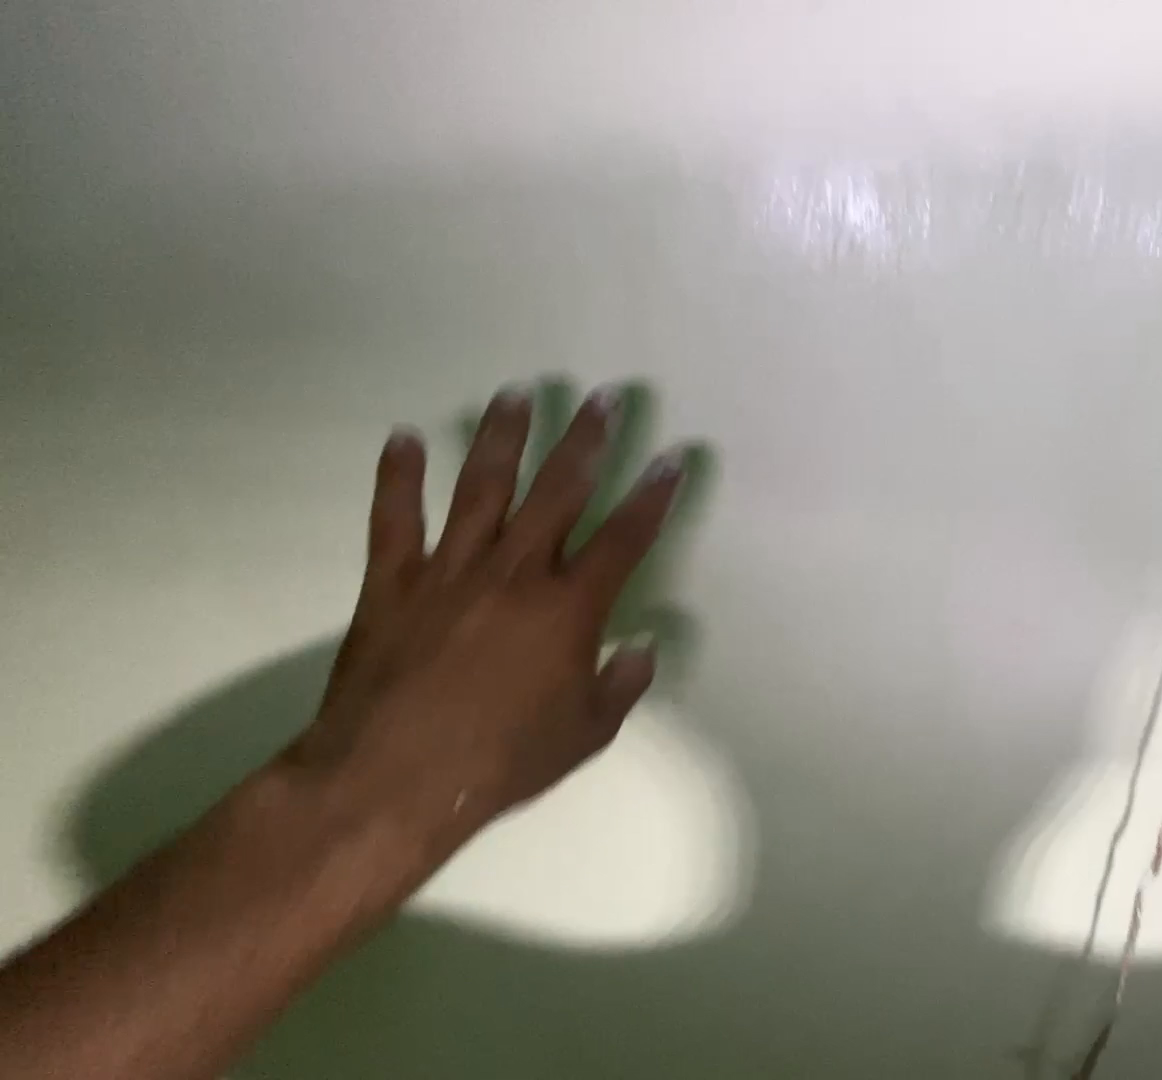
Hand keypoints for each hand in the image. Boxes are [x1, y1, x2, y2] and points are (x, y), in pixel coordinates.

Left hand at [286, 383, 692, 852]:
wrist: (388, 783)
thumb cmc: (503, 759)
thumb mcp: (587, 732)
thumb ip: (623, 683)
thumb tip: (644, 645)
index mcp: (569, 608)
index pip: (624, 537)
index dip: (652, 496)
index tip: (669, 459)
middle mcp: (515, 573)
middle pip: (557, 492)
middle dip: (584, 442)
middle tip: (601, 398)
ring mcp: (449, 571)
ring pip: (480, 489)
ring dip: (500, 438)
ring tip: (515, 393)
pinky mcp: (392, 584)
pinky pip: (394, 520)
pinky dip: (398, 478)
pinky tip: (403, 438)